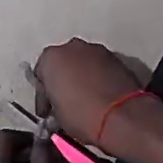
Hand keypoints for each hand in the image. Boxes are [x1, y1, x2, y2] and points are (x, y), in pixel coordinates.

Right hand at [34, 39, 146, 153]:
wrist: (123, 115)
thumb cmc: (81, 115)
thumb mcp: (57, 115)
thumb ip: (54, 104)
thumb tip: (58, 107)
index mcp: (51, 57)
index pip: (40, 76)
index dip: (43, 97)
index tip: (47, 112)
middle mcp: (72, 46)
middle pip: (63, 63)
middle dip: (63, 80)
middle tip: (65, 101)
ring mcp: (97, 49)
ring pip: (83, 63)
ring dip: (82, 76)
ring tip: (85, 98)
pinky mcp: (118, 57)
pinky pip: (101, 67)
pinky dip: (98, 77)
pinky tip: (100, 94)